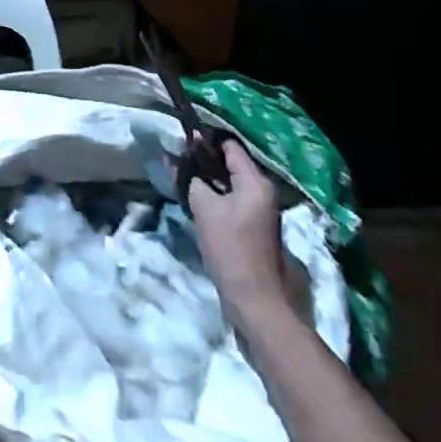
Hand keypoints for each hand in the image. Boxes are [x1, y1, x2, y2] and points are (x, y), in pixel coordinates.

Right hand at [188, 139, 287, 312]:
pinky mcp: (255, 226)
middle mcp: (263, 190)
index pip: (229, 146)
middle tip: (177, 161)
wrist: (255, 299)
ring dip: (208, 181)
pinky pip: (233, 201)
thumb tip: (179, 164)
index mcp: (256, 181)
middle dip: (203, 162)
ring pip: (230, 184)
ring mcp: (261, 209)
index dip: (205, 142)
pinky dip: (216, 197)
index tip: (181, 142)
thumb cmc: (231, 249)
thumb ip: (192, 182)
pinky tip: (196, 201)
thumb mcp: (205, 210)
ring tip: (182, 179)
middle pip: (230, 164)